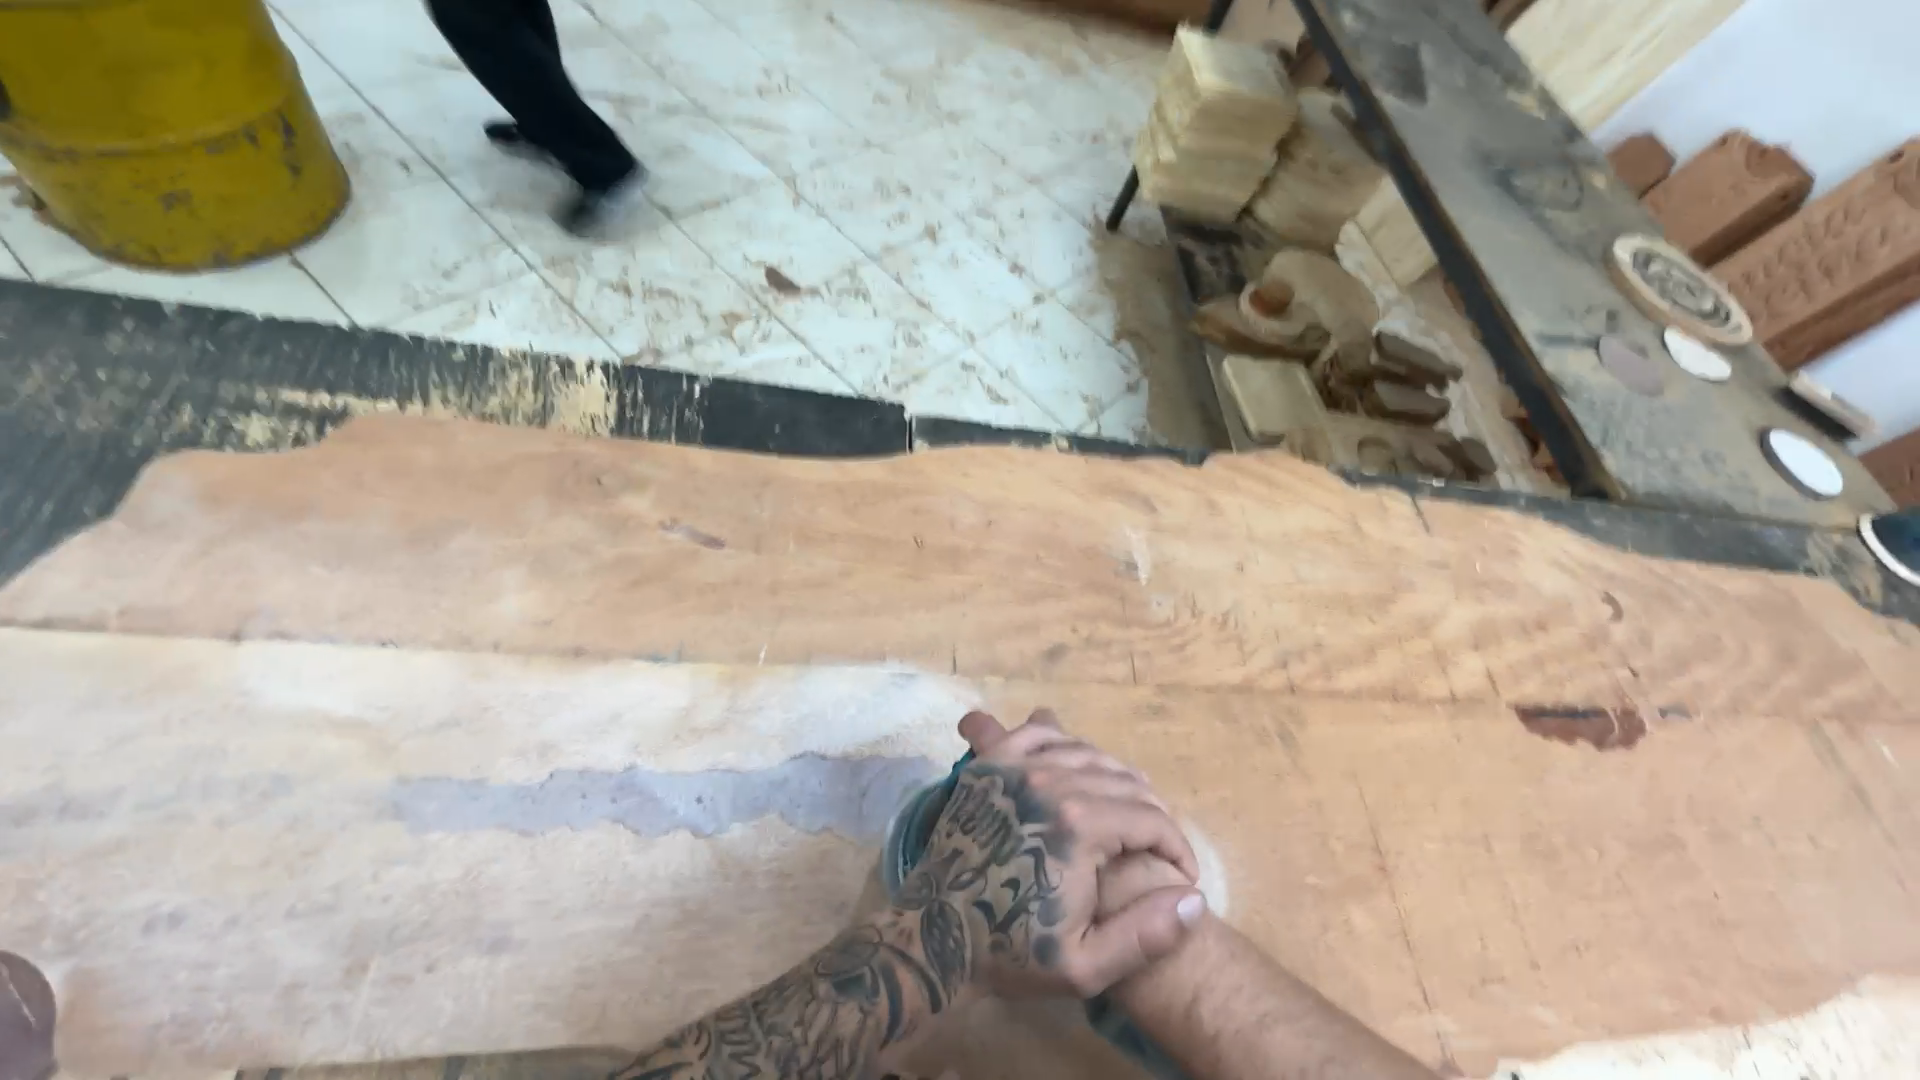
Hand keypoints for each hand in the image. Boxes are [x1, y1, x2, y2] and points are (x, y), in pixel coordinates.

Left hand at [895, 708, 1209, 999]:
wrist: (936, 934)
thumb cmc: (1011, 953)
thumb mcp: (1086, 966)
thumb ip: (1148, 934)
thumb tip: (1196, 898)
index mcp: (1078, 826)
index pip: (1151, 819)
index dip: (1176, 847)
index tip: (1182, 875)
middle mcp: (1051, 782)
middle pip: (1124, 781)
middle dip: (1153, 814)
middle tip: (1157, 847)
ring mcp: (1017, 768)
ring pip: (1088, 754)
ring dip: (1117, 780)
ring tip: (1127, 813)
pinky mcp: (992, 766)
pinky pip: (1041, 735)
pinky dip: (1068, 743)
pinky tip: (1079, 764)